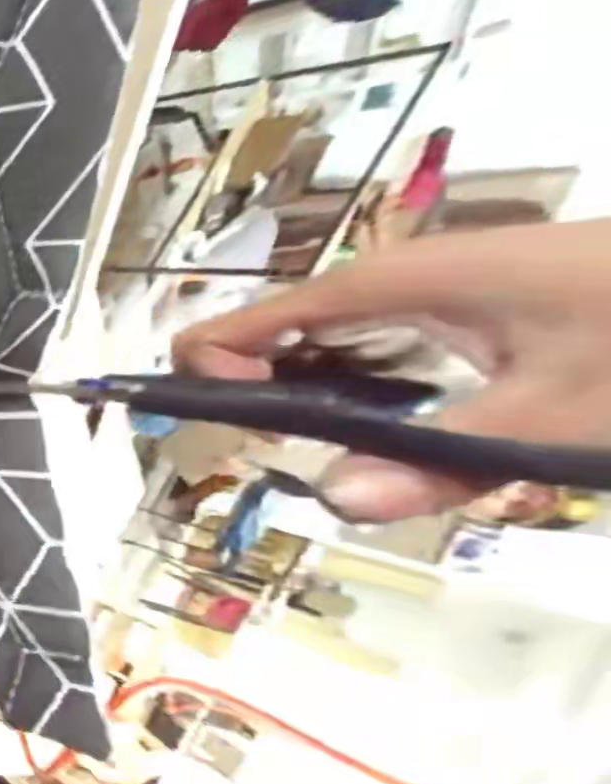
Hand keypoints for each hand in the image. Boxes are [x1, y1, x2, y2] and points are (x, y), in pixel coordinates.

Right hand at [174, 219, 610, 521]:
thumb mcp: (572, 412)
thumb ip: (450, 459)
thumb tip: (334, 502)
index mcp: (378, 286)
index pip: (232, 328)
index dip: (210, 378)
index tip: (250, 429)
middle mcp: (380, 281)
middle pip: (262, 338)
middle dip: (259, 395)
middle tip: (315, 452)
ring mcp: (418, 289)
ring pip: (310, 344)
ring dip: (307, 398)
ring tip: (359, 445)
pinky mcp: (453, 302)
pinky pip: (360, 345)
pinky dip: (353, 388)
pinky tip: (402, 421)